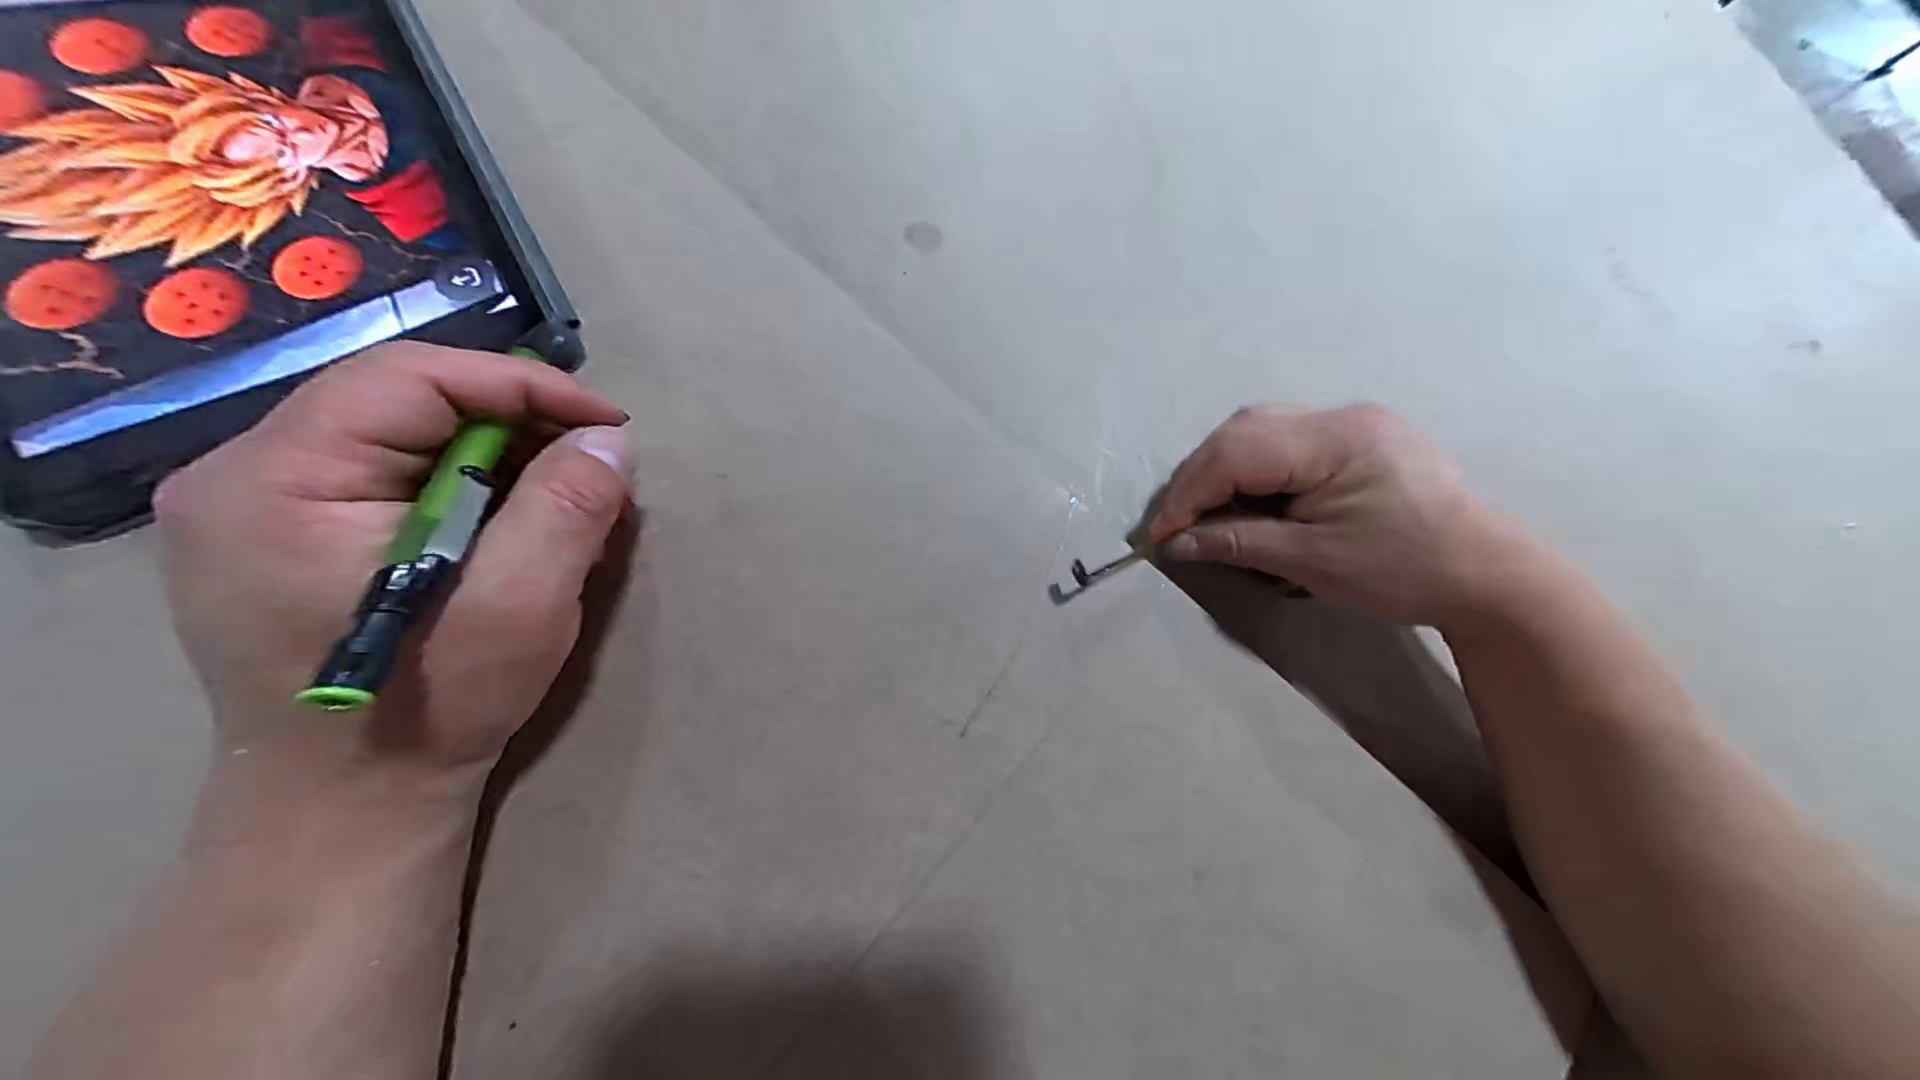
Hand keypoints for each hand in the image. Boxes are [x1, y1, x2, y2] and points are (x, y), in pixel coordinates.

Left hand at [154, 343, 633, 785]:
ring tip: (571, 504)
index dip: (522, 386)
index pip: (410, 378)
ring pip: (411, 436)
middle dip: (521, 426)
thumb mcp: (520, 606)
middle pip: (409, 402)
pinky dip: (478, 488)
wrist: (353, 800)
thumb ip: (567, 510)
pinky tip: (521, 526)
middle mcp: (250, 475)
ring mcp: (266, 505)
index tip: (609, 425)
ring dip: (506, 460)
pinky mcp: (296, 533)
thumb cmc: (432, 706)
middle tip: (597, 468)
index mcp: (279, 481)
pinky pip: (401, 474)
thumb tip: (611, 440)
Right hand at [1148, 404, 1543, 627]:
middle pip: (1243, 431)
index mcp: (1336, 440)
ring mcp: (1352, 422)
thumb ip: (1237, 542)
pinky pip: (1284, 440)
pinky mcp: (1357, 438)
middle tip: (1176, 523)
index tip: (1159, 535)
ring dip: (1221, 469)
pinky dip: (1251, 468)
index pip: (1236, 452)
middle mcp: (1342, 416)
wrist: (1491, 576)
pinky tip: (1245, 497)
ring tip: (1204, 511)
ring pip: (1259, 430)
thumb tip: (1175, 542)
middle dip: (1199, 477)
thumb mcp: (1311, 561)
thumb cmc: (1403, 571)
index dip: (1188, 492)